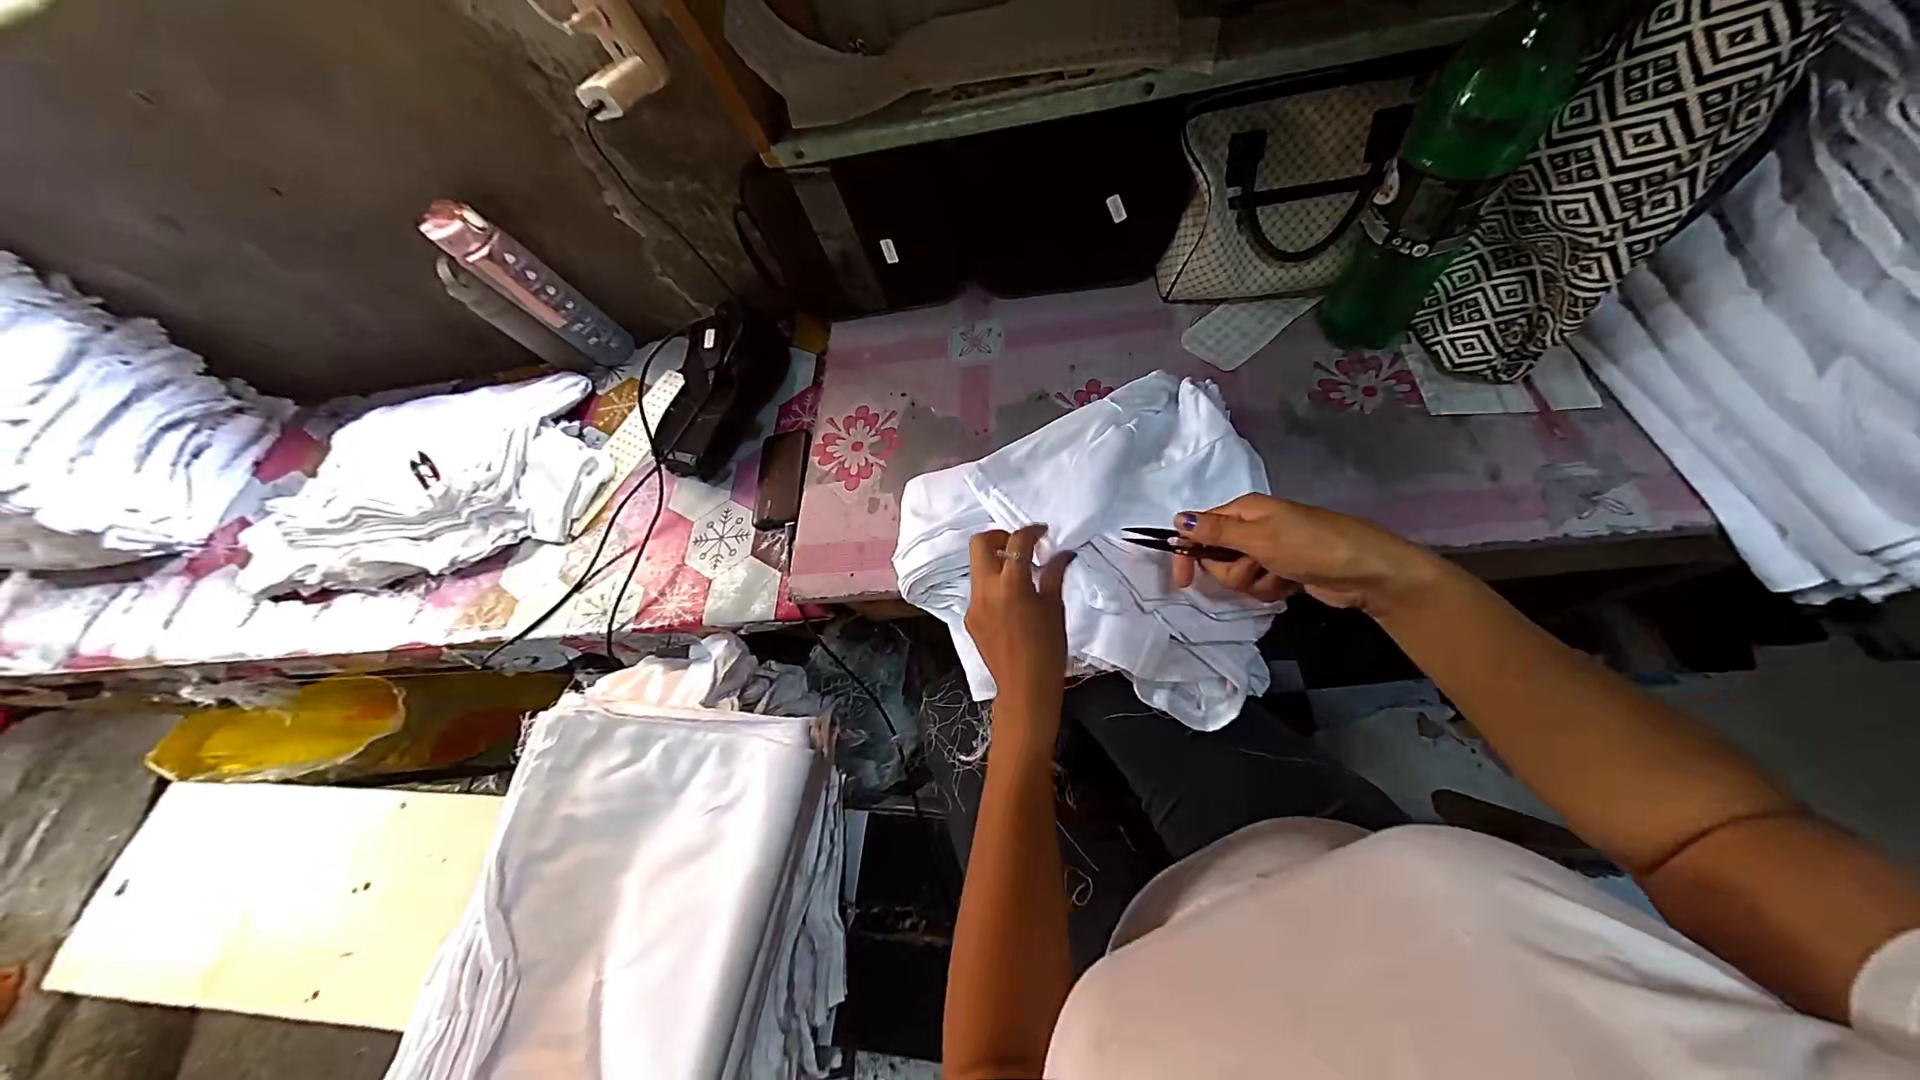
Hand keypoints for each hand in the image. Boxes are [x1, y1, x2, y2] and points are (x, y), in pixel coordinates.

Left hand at [965, 524, 1074, 716]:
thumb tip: (1060, 554)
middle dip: (999, 537)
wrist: (1025, 688)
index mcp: (1011, 585)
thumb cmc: (1047, 650)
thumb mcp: (1054, 608)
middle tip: (1019, 547)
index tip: (1041, 532)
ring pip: (977, 568)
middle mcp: (985, 590)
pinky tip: (1010, 602)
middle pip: (979, 543)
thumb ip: (1054, 575)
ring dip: (995, 563)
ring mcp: (973, 605)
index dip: (1030, 531)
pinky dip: (992, 586)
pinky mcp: (969, 619)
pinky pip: (978, 592)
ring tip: (1018, 575)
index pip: (1016, 542)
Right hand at [1170, 494, 1443, 615]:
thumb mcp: (1259, 537)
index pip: (1199, 529)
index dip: (1187, 554)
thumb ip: (1216, 531)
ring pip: (1237, 576)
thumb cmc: (1311, 546)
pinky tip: (1290, 585)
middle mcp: (1252, 528)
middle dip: (1232, 571)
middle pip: (1216, 558)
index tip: (1183, 581)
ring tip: (1280, 576)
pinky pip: (1258, 586)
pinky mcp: (1282, 571)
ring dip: (1254, 583)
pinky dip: (1270, 589)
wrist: (1367, 571)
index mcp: (1244, 511)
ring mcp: (1268, 551)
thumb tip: (1178, 519)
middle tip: (1256, 567)